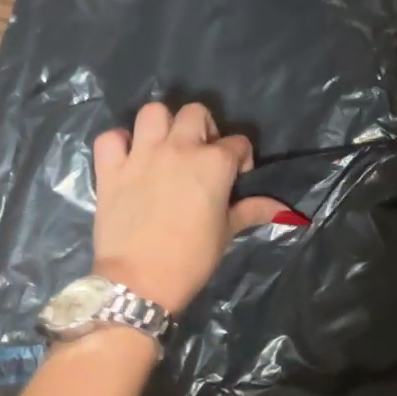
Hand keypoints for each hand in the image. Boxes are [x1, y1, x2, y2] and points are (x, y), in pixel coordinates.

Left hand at [90, 102, 297, 314]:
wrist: (139, 282)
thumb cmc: (192, 257)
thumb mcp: (228, 231)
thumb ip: (254, 210)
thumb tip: (287, 212)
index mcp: (215, 162)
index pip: (238, 143)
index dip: (241, 159)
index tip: (236, 180)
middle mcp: (180, 149)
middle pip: (196, 112)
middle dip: (204, 129)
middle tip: (201, 155)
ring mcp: (142, 157)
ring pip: (152, 112)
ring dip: (161, 125)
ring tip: (165, 147)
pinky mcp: (110, 171)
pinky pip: (110, 139)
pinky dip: (118, 143)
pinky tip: (128, 158)